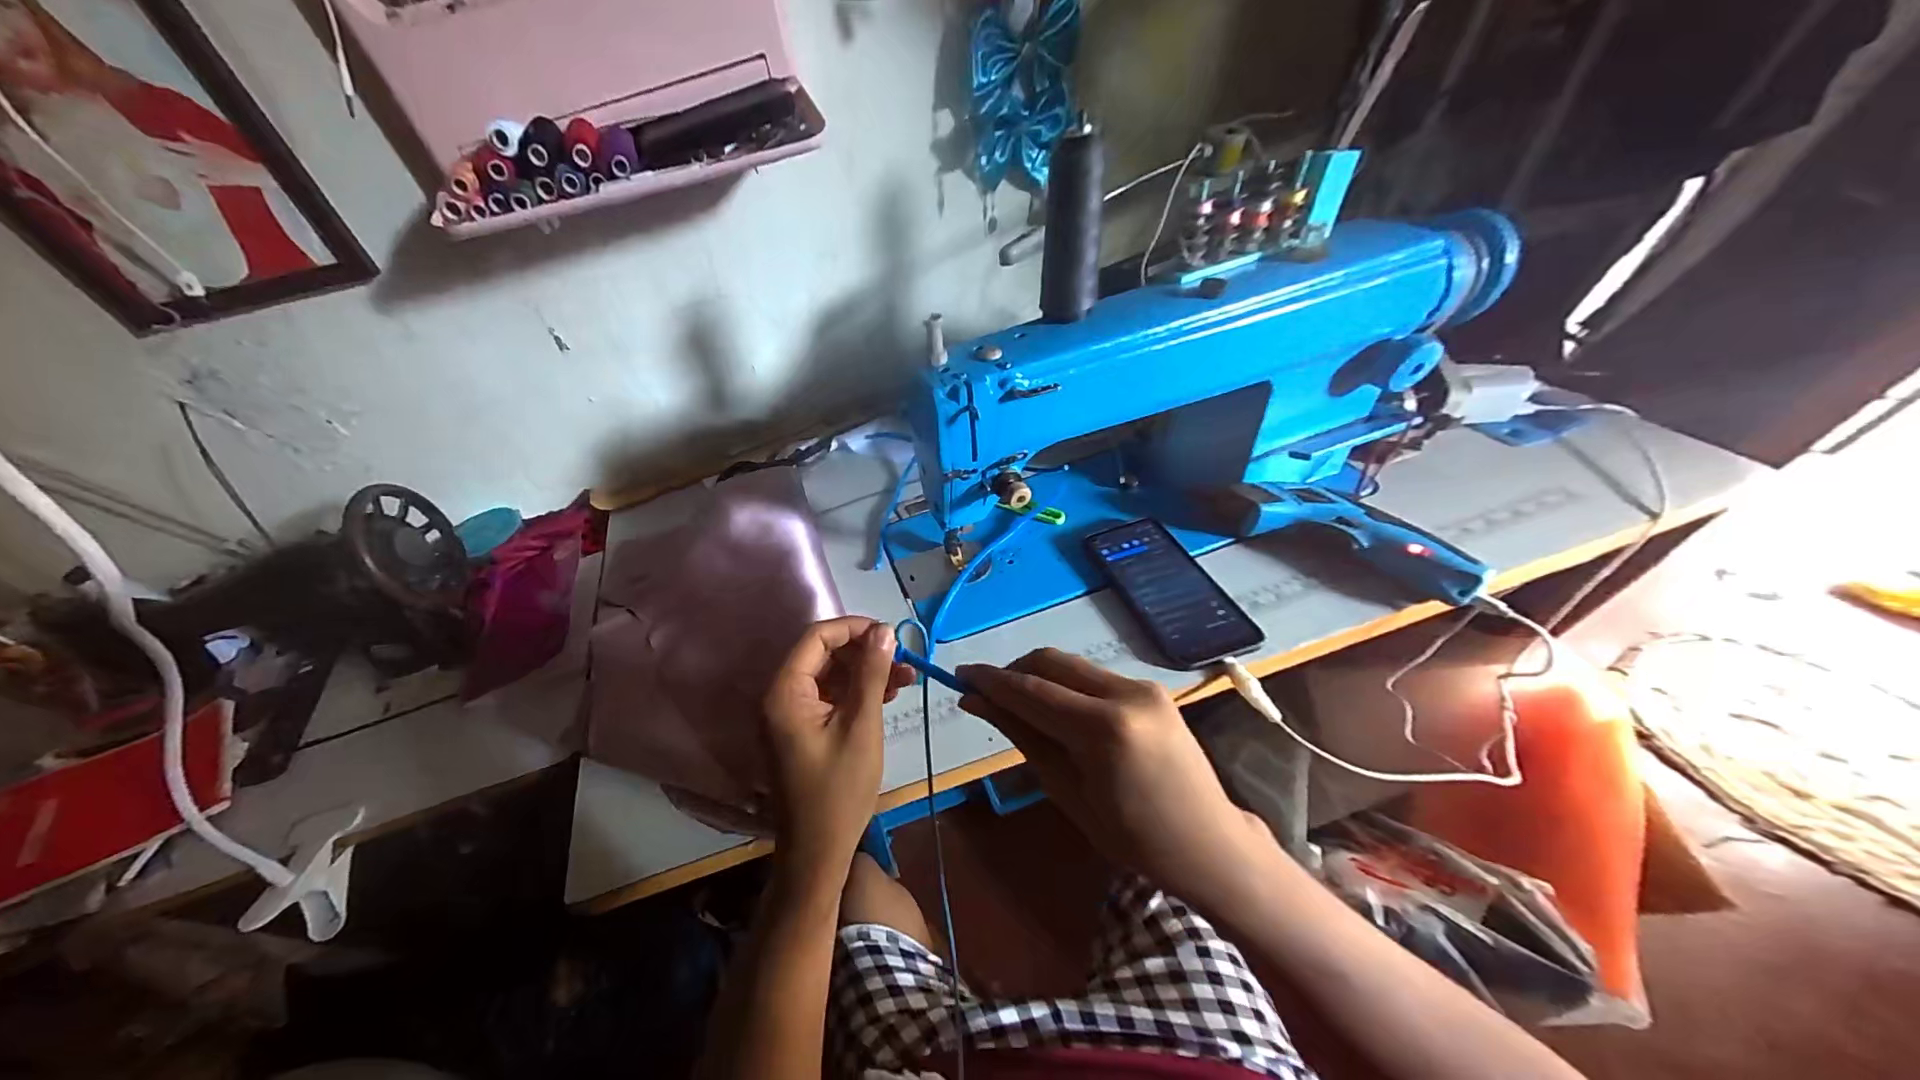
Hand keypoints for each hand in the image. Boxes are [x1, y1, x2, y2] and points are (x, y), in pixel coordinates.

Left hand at [763, 617, 913, 875]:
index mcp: (785, 692)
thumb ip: (871, 674)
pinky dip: (857, 693)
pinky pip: (829, 697)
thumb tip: (884, 631)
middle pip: (823, 655)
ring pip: (830, 676)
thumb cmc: (839, 790)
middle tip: (903, 660)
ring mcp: (789, 715)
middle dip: (865, 652)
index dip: (854, 629)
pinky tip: (888, 696)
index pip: (816, 638)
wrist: (818, 851)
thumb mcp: (862, 726)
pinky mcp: (802, 730)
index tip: (890, 635)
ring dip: (866, 673)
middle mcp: (780, 697)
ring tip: (906, 678)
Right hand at [957, 649, 1274, 907]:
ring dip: (1039, 677)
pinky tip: (1059, 713)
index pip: (1031, 690)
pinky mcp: (1152, 689)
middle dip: (1013, 672)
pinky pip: (1094, 677)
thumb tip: (977, 702)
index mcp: (1103, 728)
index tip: (958, 675)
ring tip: (1019, 707)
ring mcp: (1143, 686)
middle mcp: (1126, 693)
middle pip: (1051, 662)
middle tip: (985, 694)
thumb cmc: (1132, 837)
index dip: (990, 680)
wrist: (1208, 842)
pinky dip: (1067, 686)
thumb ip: (1022, 737)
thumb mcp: (1067, 790)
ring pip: (1072, 665)